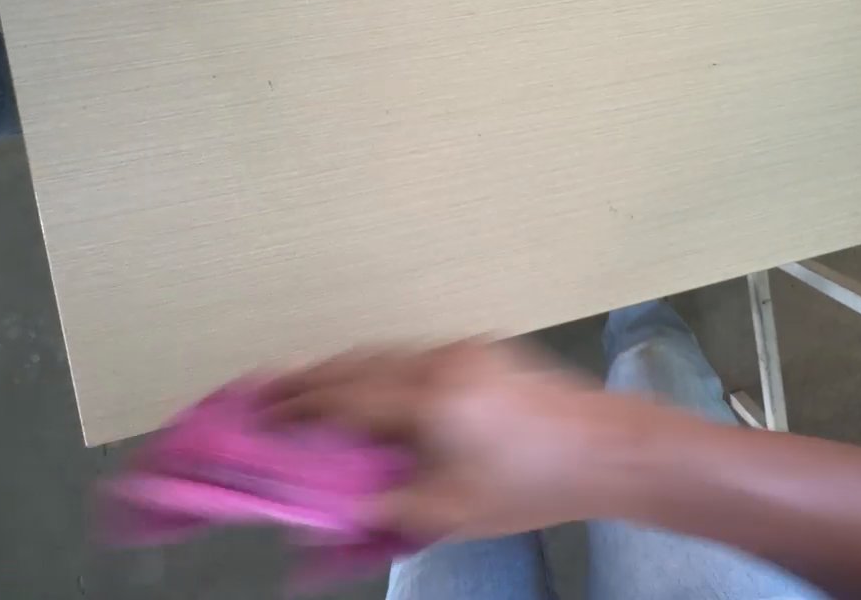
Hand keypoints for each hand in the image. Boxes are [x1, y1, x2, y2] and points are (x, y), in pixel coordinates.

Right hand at [270, 340, 648, 541]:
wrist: (603, 446)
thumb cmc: (529, 486)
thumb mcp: (450, 512)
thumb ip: (382, 509)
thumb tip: (327, 513)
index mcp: (429, 398)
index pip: (346, 397)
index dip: (297, 405)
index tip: (257, 410)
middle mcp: (442, 360)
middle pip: (361, 361)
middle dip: (313, 376)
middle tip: (268, 390)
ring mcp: (465, 348)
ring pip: (389, 353)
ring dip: (348, 369)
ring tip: (311, 389)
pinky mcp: (484, 348)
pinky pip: (417, 354)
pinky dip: (383, 369)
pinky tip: (375, 390)